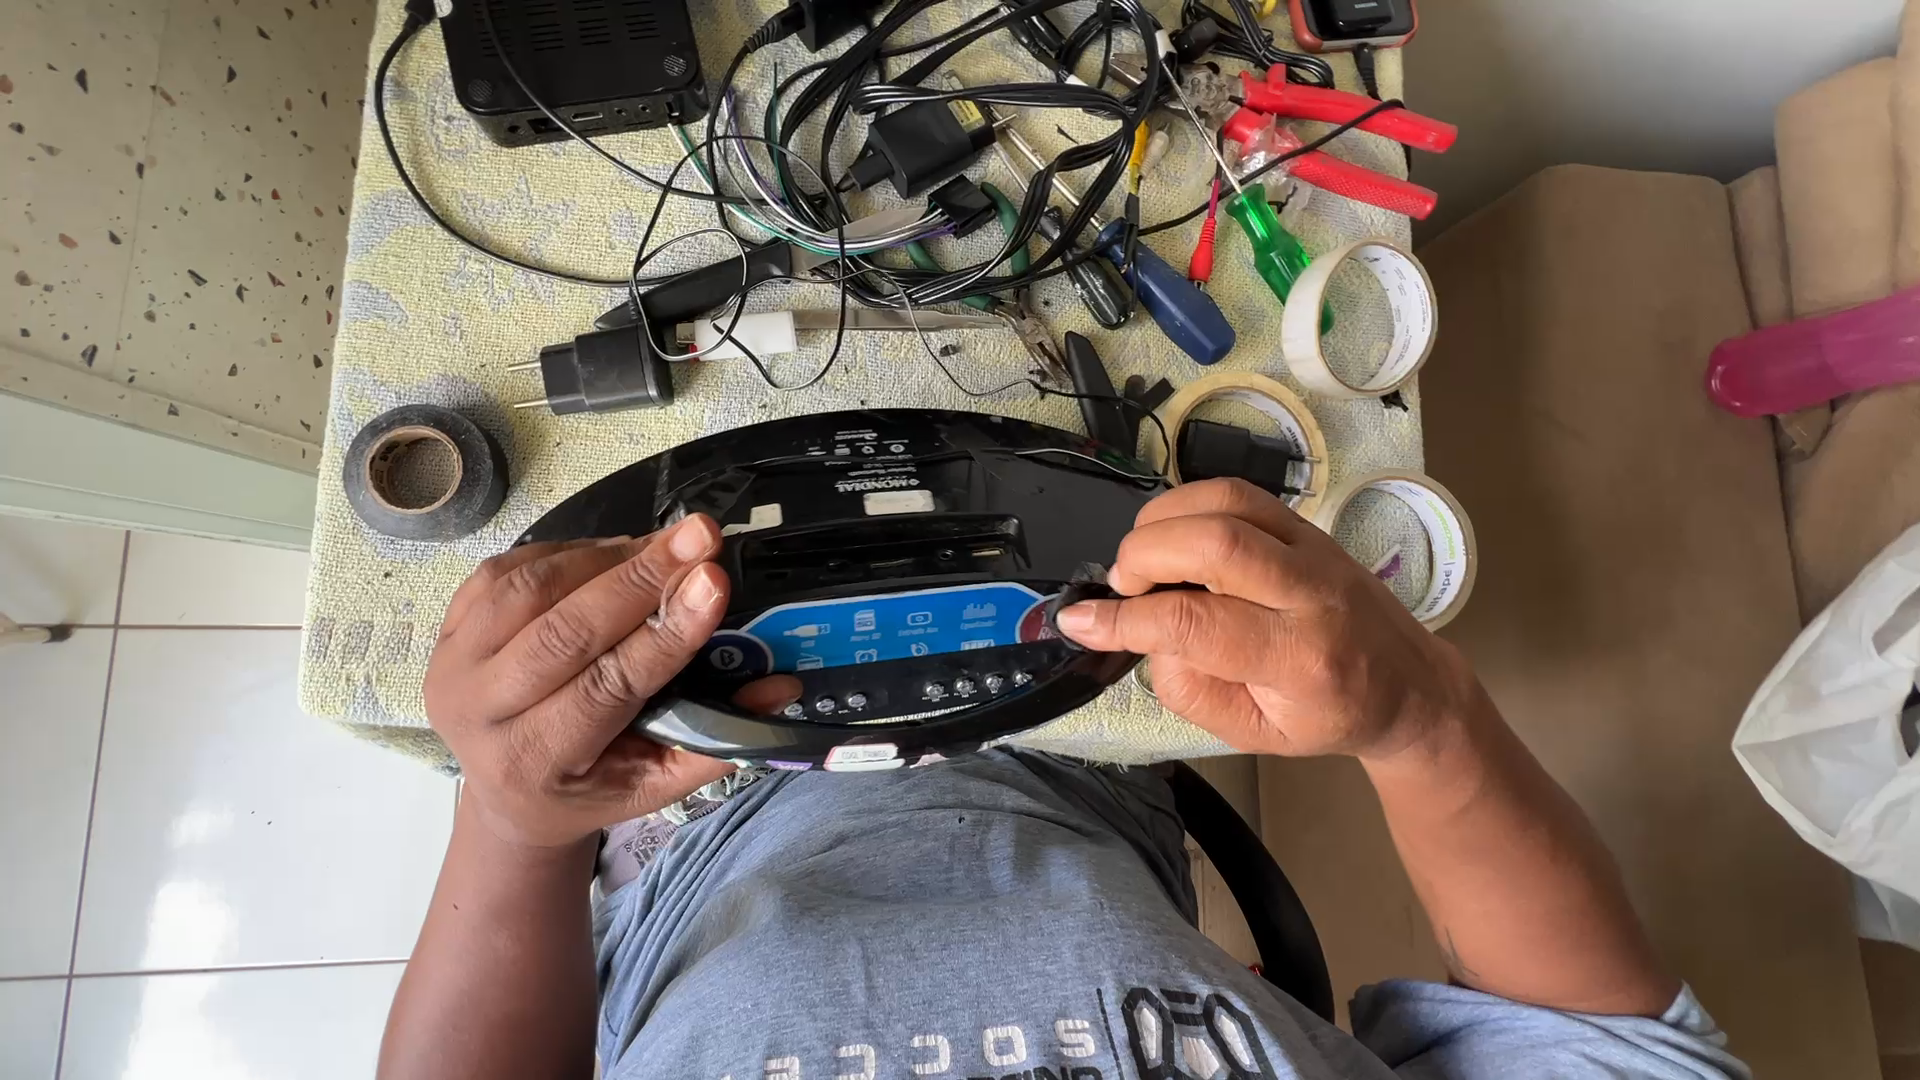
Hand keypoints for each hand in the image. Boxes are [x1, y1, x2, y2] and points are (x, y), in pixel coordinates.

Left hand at [424, 516, 781, 848]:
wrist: (507, 791)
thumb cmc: (593, 787)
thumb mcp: (659, 783)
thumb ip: (719, 740)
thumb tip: (785, 687)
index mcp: (535, 761)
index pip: (606, 686)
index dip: (663, 633)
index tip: (715, 582)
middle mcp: (477, 712)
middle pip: (563, 630)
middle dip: (641, 576)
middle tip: (702, 535)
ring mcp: (451, 662)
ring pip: (533, 588)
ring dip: (609, 557)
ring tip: (668, 545)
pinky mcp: (448, 625)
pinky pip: (510, 568)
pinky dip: (572, 551)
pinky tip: (618, 552)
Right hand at [1055, 479, 1477, 761]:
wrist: (1408, 684)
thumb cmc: (1325, 717)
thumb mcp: (1250, 732)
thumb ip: (1186, 686)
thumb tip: (1143, 630)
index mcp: (1300, 660)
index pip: (1197, 625)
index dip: (1124, 620)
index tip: (1077, 621)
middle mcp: (1311, 594)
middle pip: (1214, 544)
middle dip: (1143, 558)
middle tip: (1121, 587)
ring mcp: (1312, 548)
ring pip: (1224, 503)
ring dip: (1161, 522)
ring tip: (1142, 559)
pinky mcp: (1304, 524)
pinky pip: (1235, 492)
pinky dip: (1185, 505)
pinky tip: (1169, 536)